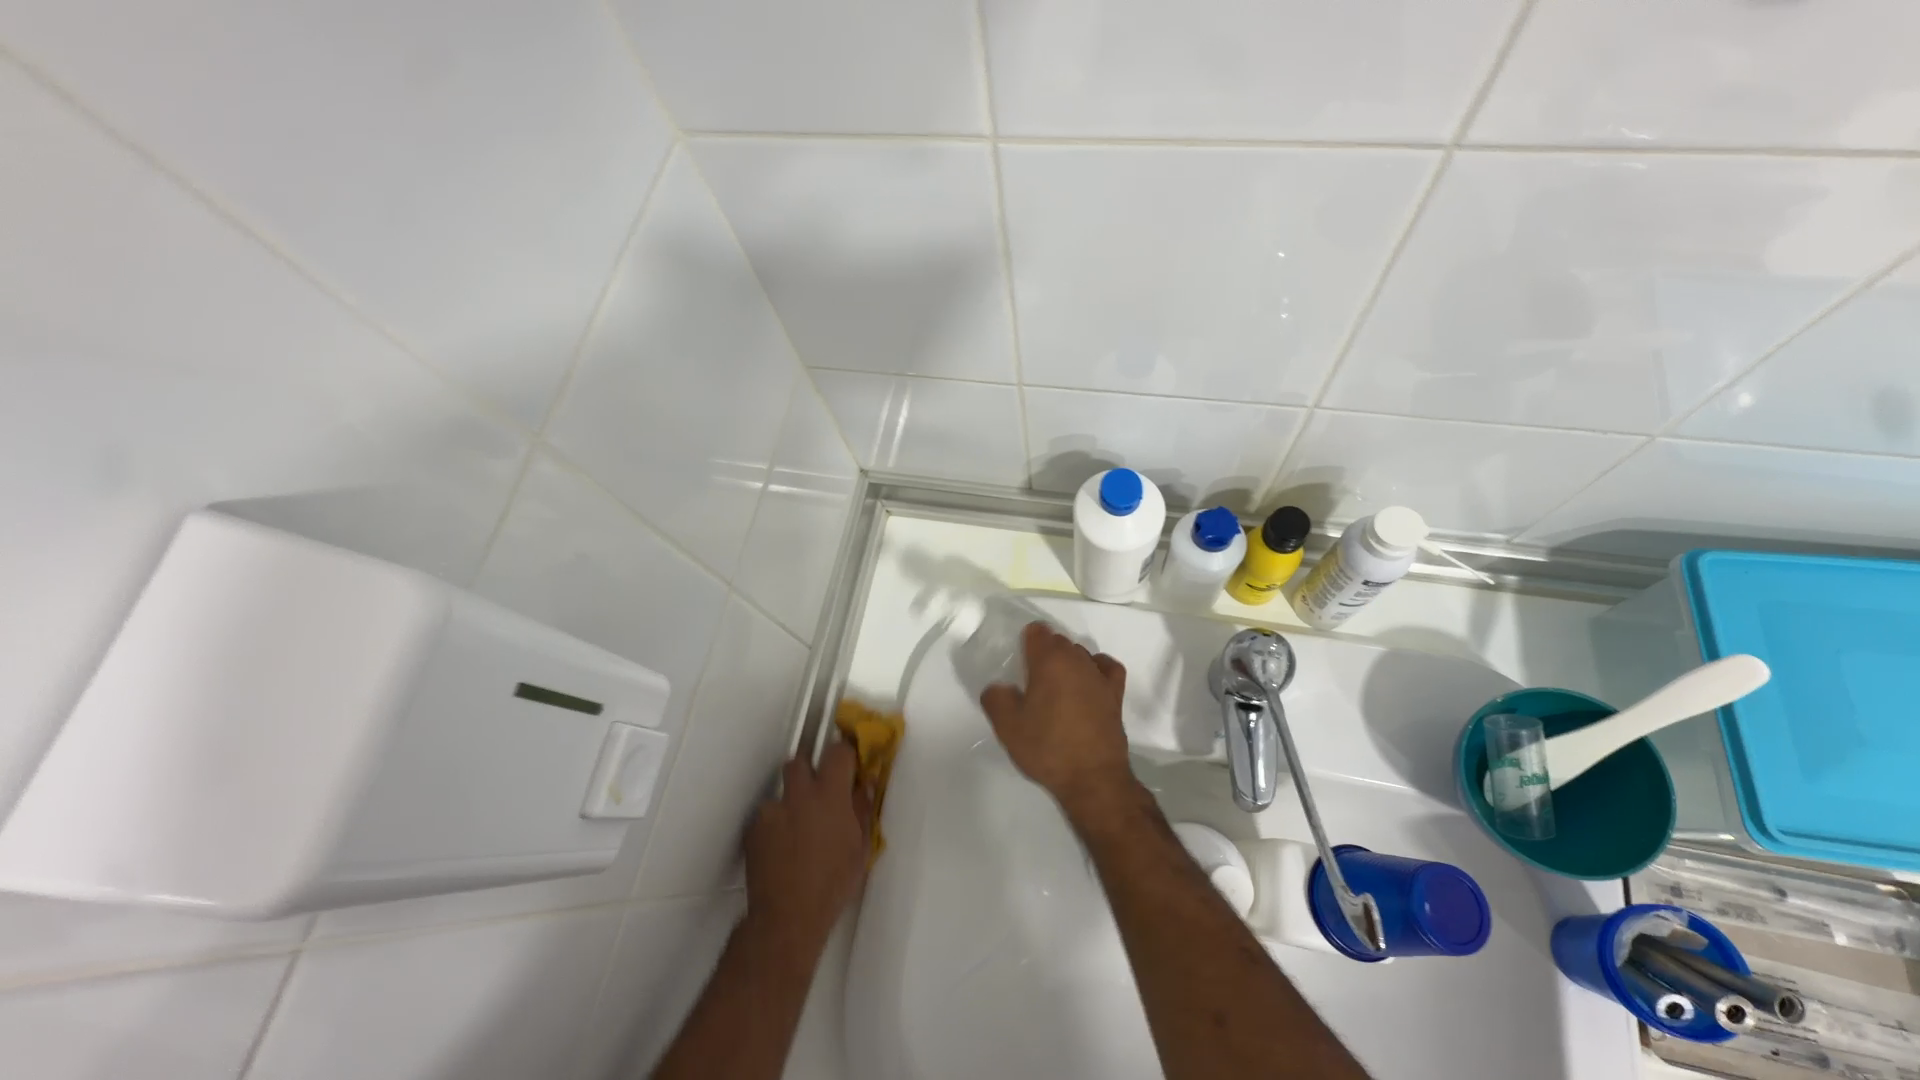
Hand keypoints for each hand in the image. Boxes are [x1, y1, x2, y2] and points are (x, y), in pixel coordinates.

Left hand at [742, 742, 872, 968]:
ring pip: (780, 793)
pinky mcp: (753, 829)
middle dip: (808, 772)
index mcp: (830, 796)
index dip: (844, 754)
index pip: (838, 753)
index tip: (848, 764)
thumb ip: (861, 810)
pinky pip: (766, 817)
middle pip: (799, 762)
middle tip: (817, 794)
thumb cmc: (834, 883)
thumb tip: (865, 785)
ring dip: (789, 803)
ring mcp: (772, 811)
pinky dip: (774, 827)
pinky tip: (780, 851)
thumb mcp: (860, 848)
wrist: (789, 915)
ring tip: (795, 831)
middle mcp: (799, 795)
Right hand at [979, 622, 1133, 814]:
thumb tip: (1001, 688)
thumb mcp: (1007, 726)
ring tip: (1056, 690)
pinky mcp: (1116, 695)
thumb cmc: (1047, 748)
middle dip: (1044, 654)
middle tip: (1031, 683)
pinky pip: (1106, 667)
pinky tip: (1087, 683)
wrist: (1092, 778)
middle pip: (1058, 642)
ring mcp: (1100, 676)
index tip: (1017, 665)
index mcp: (1049, 661)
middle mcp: (1077, 660)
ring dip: (1067, 664)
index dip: (1025, 643)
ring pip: (1080, 654)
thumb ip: (996, 698)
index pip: (1036, 631)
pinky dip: (1096, 669)